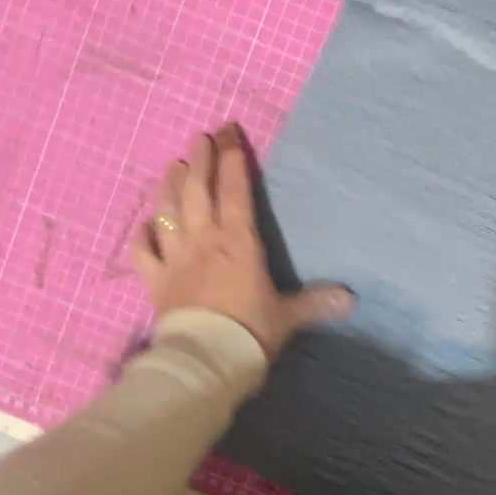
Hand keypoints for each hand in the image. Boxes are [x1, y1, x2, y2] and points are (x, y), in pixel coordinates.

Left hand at [131, 124, 353, 358]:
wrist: (207, 359)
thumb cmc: (250, 333)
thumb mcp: (288, 317)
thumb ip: (316, 303)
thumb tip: (352, 299)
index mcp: (238, 242)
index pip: (235, 191)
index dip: (233, 160)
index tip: (230, 134)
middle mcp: (203, 240)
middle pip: (197, 190)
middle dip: (200, 159)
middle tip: (201, 137)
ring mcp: (175, 258)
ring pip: (168, 211)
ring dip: (170, 185)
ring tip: (174, 166)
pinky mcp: (154, 281)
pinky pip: (143, 251)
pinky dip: (143, 235)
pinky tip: (145, 225)